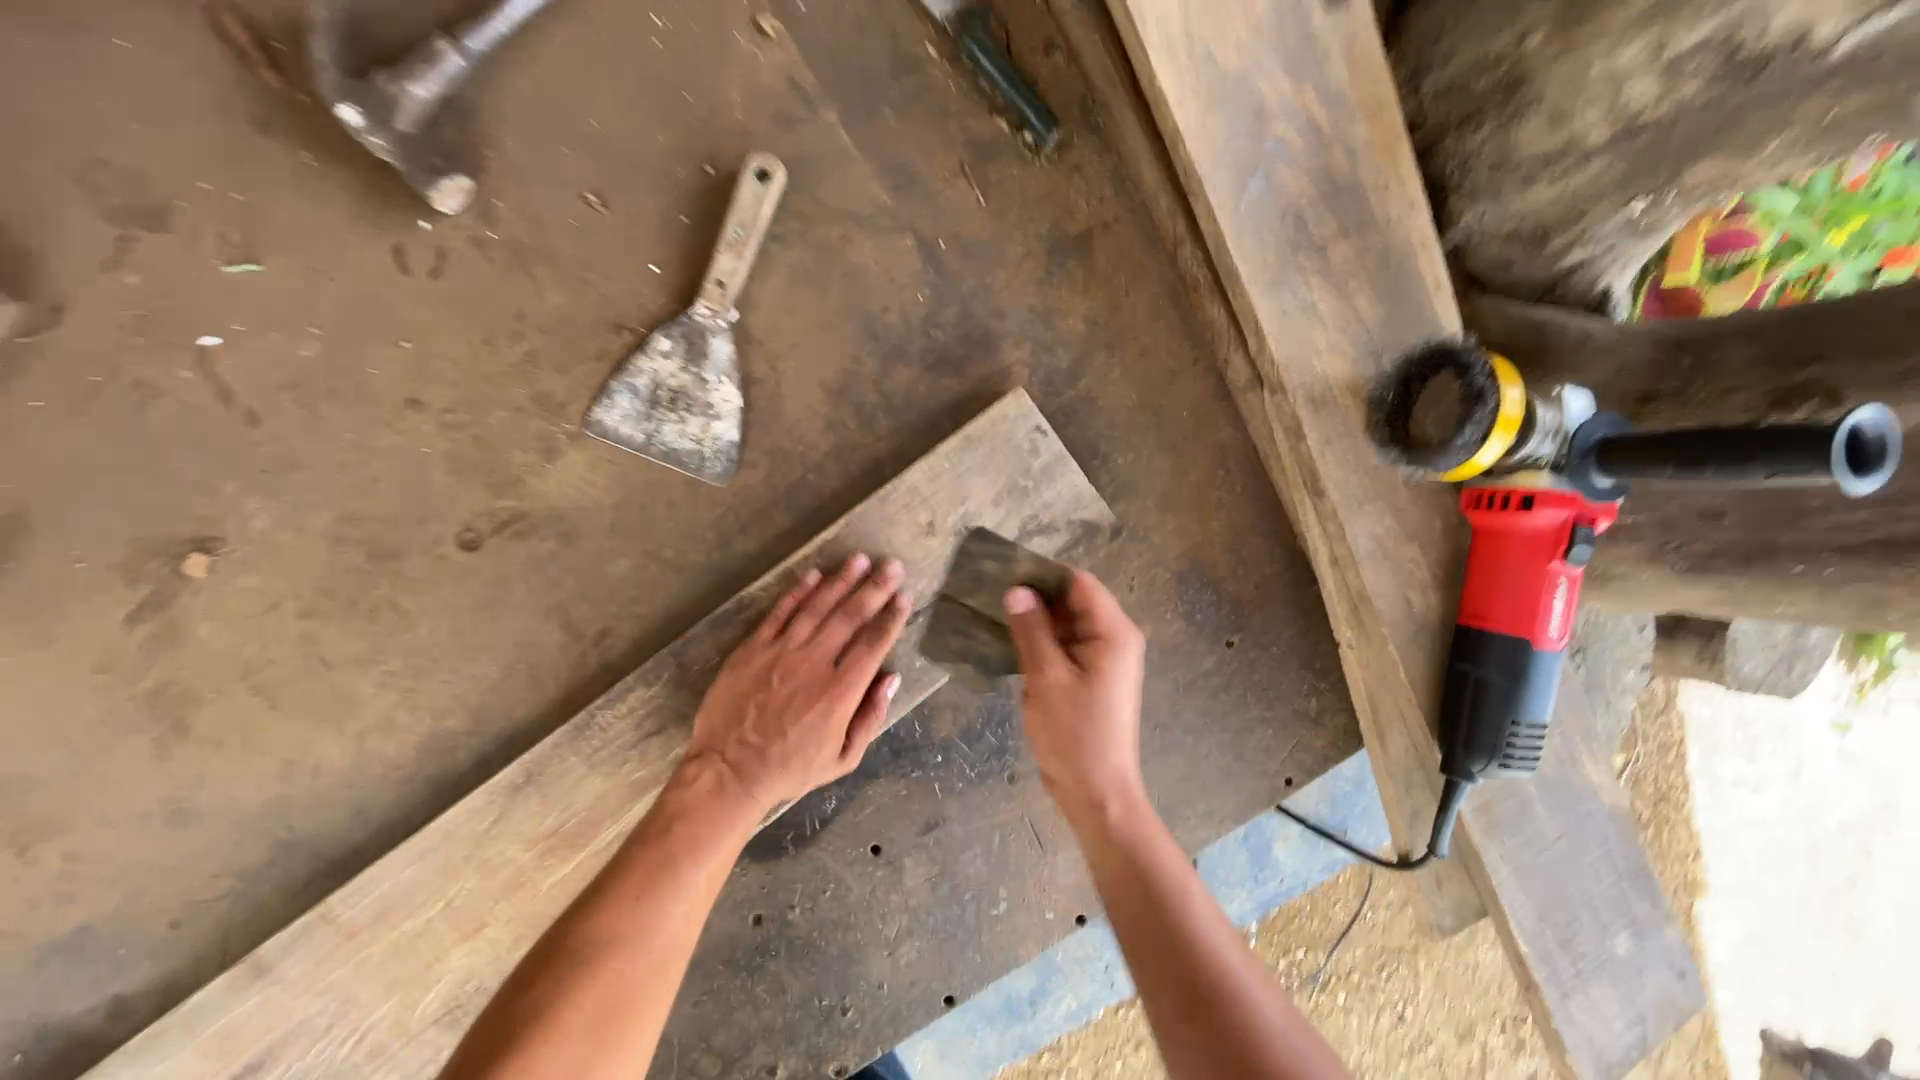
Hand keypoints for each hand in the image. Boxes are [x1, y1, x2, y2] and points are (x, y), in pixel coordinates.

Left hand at [684, 553, 911, 813]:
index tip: (904, 597)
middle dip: (875, 589)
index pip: (873, 644)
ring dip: (841, 581)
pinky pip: (779, 613)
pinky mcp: (752, 649)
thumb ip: (870, 717)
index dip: (892, 617)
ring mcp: (781, 652)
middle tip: (893, 567)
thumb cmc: (790, 769)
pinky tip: (815, 574)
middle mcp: (814, 664)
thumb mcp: (843, 759)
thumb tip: (891, 679)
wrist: (729, 771)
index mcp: (840, 692)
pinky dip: (798, 591)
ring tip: (860, 560)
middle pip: (850, 617)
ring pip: (817, 607)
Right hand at [1004, 569, 1148, 828]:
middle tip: (990, 595)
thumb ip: (1031, 630)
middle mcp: (1114, 640)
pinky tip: (1006, 646)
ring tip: (991, 616)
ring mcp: (1103, 662)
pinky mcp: (1089, 680)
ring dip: (1034, 622)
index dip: (1043, 575)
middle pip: (1073, 602)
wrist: (1096, 792)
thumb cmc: (1074, 734)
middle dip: (1035, 598)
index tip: (1004, 574)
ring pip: (1066, 626)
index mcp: (1113, 633)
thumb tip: (1017, 591)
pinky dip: (1040, 645)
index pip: (1079, 583)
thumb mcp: (1046, 677)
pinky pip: (1064, 649)